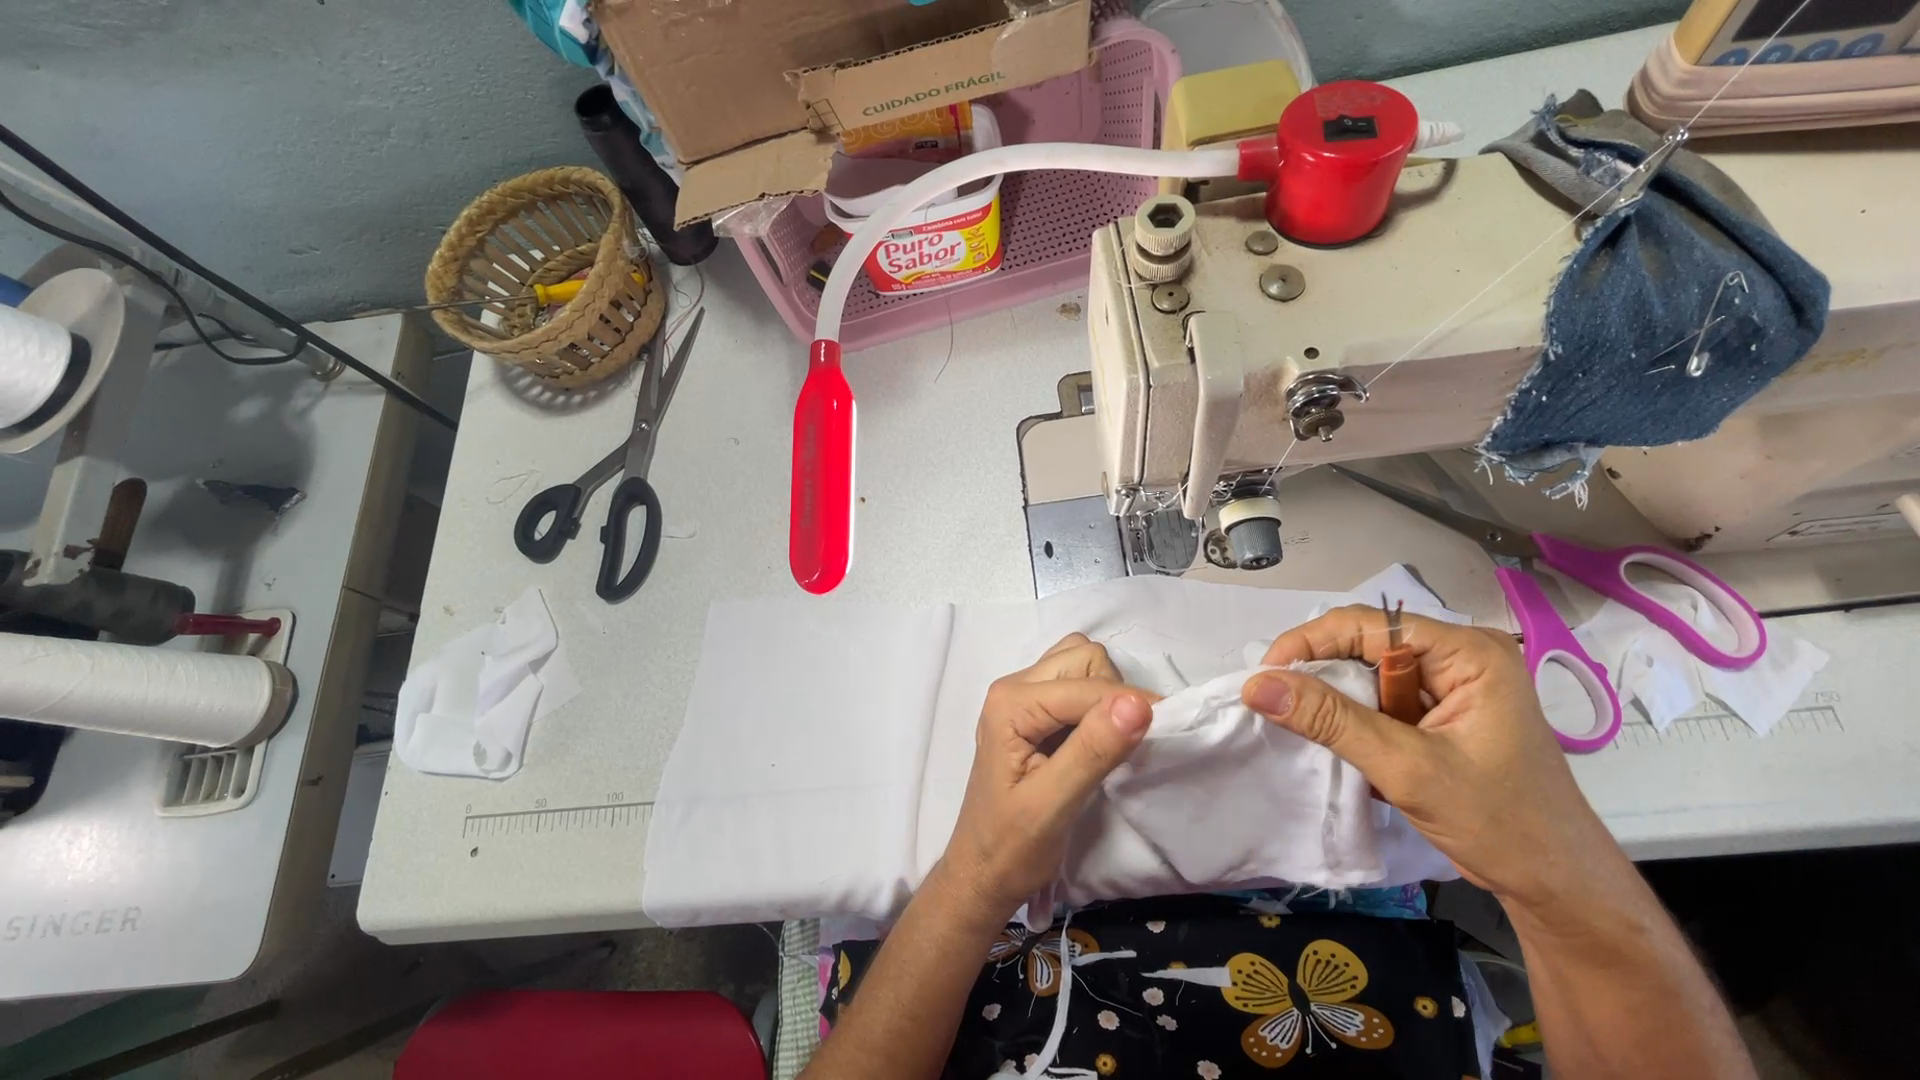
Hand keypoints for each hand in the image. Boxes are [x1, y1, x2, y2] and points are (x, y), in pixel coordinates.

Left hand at [935, 633, 1155, 921]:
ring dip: (1107, 694)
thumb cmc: (1011, 847)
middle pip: (1083, 659)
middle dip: (1115, 693)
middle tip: (1125, 744)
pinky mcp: (1035, 713)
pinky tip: (1099, 740)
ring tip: (1110, 742)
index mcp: (1011, 703)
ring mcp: (1022, 698)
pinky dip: (1099, 703)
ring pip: (1082, 665)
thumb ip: (1093, 751)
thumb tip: (1138, 704)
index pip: (1088, 685)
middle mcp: (1013, 687)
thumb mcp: (1053, 805)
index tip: (1167, 732)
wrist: (982, 872)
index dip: (1130, 705)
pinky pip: (1077, 685)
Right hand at [1241, 606, 1625, 913]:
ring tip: (1301, 726)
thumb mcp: (1406, 767)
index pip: (1368, 624)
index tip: (1263, 677)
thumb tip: (1256, 685)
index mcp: (1468, 652)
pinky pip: (1381, 700)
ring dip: (1335, 701)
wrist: (1555, 884)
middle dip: (1319, 673)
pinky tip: (1336, 742)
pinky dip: (1353, 719)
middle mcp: (1460, 656)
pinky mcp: (1442, 714)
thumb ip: (1331, 721)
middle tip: (1275, 704)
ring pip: (1368, 674)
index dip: (1309, 643)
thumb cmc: (1497, 822)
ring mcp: (1453, 686)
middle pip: (1366, 644)